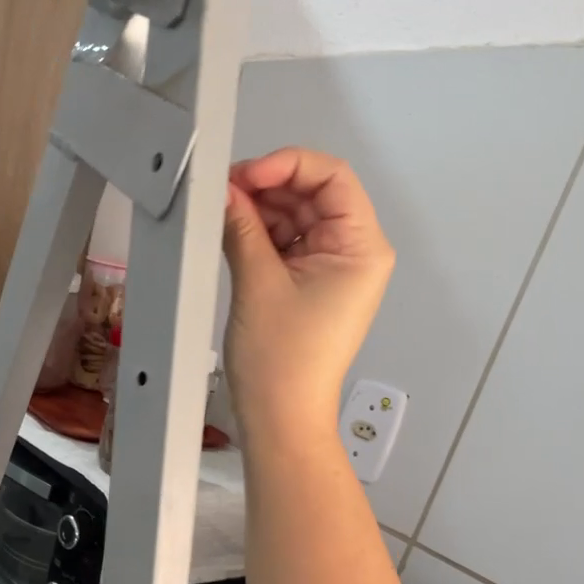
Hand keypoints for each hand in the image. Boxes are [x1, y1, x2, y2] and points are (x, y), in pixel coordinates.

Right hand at [223, 148, 394, 437]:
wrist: (280, 418)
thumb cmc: (282, 362)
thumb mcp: (258, 284)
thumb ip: (242, 228)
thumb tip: (225, 190)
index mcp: (361, 247)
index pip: (332, 178)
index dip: (287, 165)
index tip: (245, 176)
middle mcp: (354, 253)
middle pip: (314, 195)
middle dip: (269, 188)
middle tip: (223, 192)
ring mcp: (331, 270)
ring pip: (297, 219)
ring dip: (261, 212)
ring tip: (221, 216)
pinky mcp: (309, 287)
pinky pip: (287, 246)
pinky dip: (260, 237)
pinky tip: (231, 234)